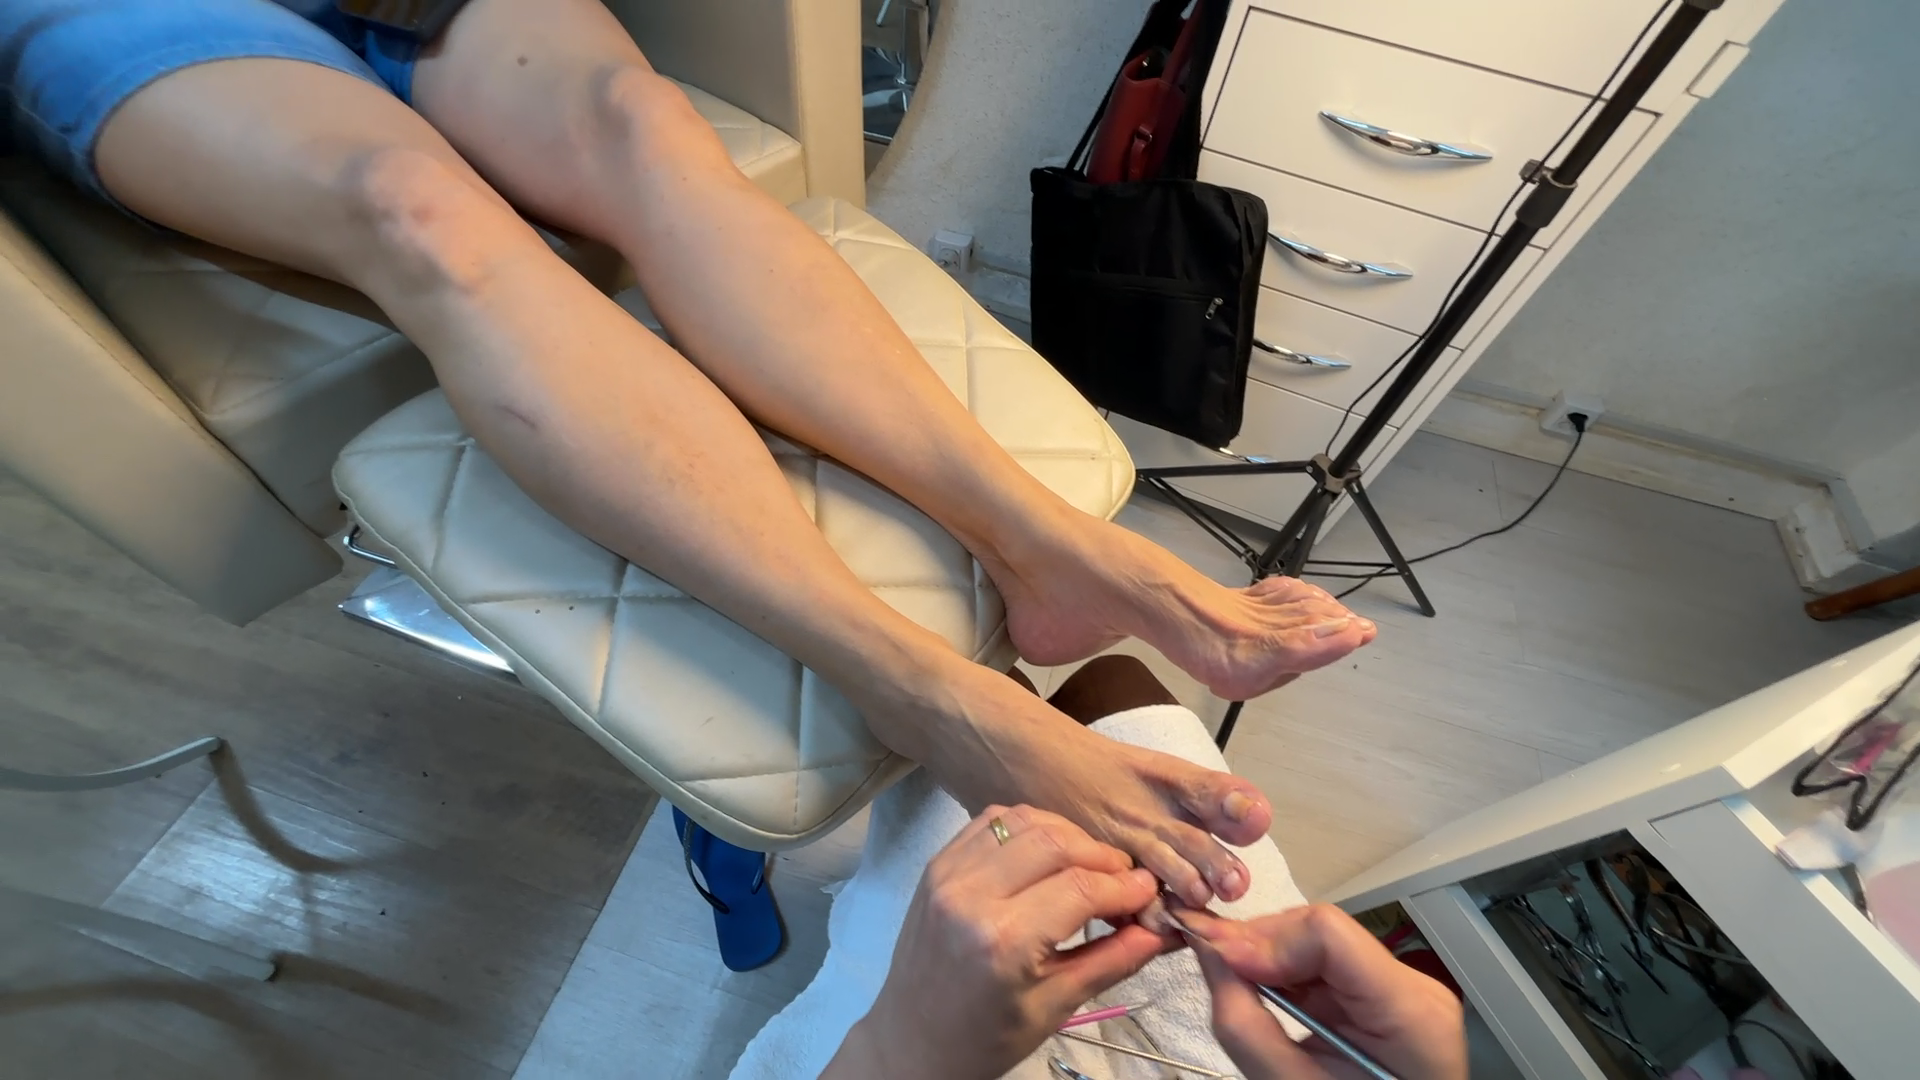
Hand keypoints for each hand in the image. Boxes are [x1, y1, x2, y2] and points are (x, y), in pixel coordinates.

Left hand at [826, 805, 1172, 1079]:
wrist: (910, 1039)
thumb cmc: (985, 1037)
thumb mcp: (1054, 1008)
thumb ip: (1110, 961)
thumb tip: (1162, 928)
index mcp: (1002, 941)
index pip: (1079, 889)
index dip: (1123, 886)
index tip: (1150, 890)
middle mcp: (971, 893)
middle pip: (1054, 841)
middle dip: (1099, 854)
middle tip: (1123, 876)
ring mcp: (948, 871)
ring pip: (1023, 819)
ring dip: (1065, 833)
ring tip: (1088, 862)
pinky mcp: (937, 861)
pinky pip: (991, 820)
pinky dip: (1027, 826)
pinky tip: (1046, 850)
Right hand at [1183, 904, 1465, 1079]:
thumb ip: (1246, 1025)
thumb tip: (1205, 949)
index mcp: (1408, 1010)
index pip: (1327, 932)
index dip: (1266, 939)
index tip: (1219, 959)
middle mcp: (1410, 984)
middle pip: (1315, 929)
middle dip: (1256, 945)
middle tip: (1211, 964)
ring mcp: (1397, 986)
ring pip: (1310, 939)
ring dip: (1263, 956)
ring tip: (1233, 981)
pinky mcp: (1376, 994)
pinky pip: (1316, 962)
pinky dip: (1279, 972)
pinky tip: (1261, 991)